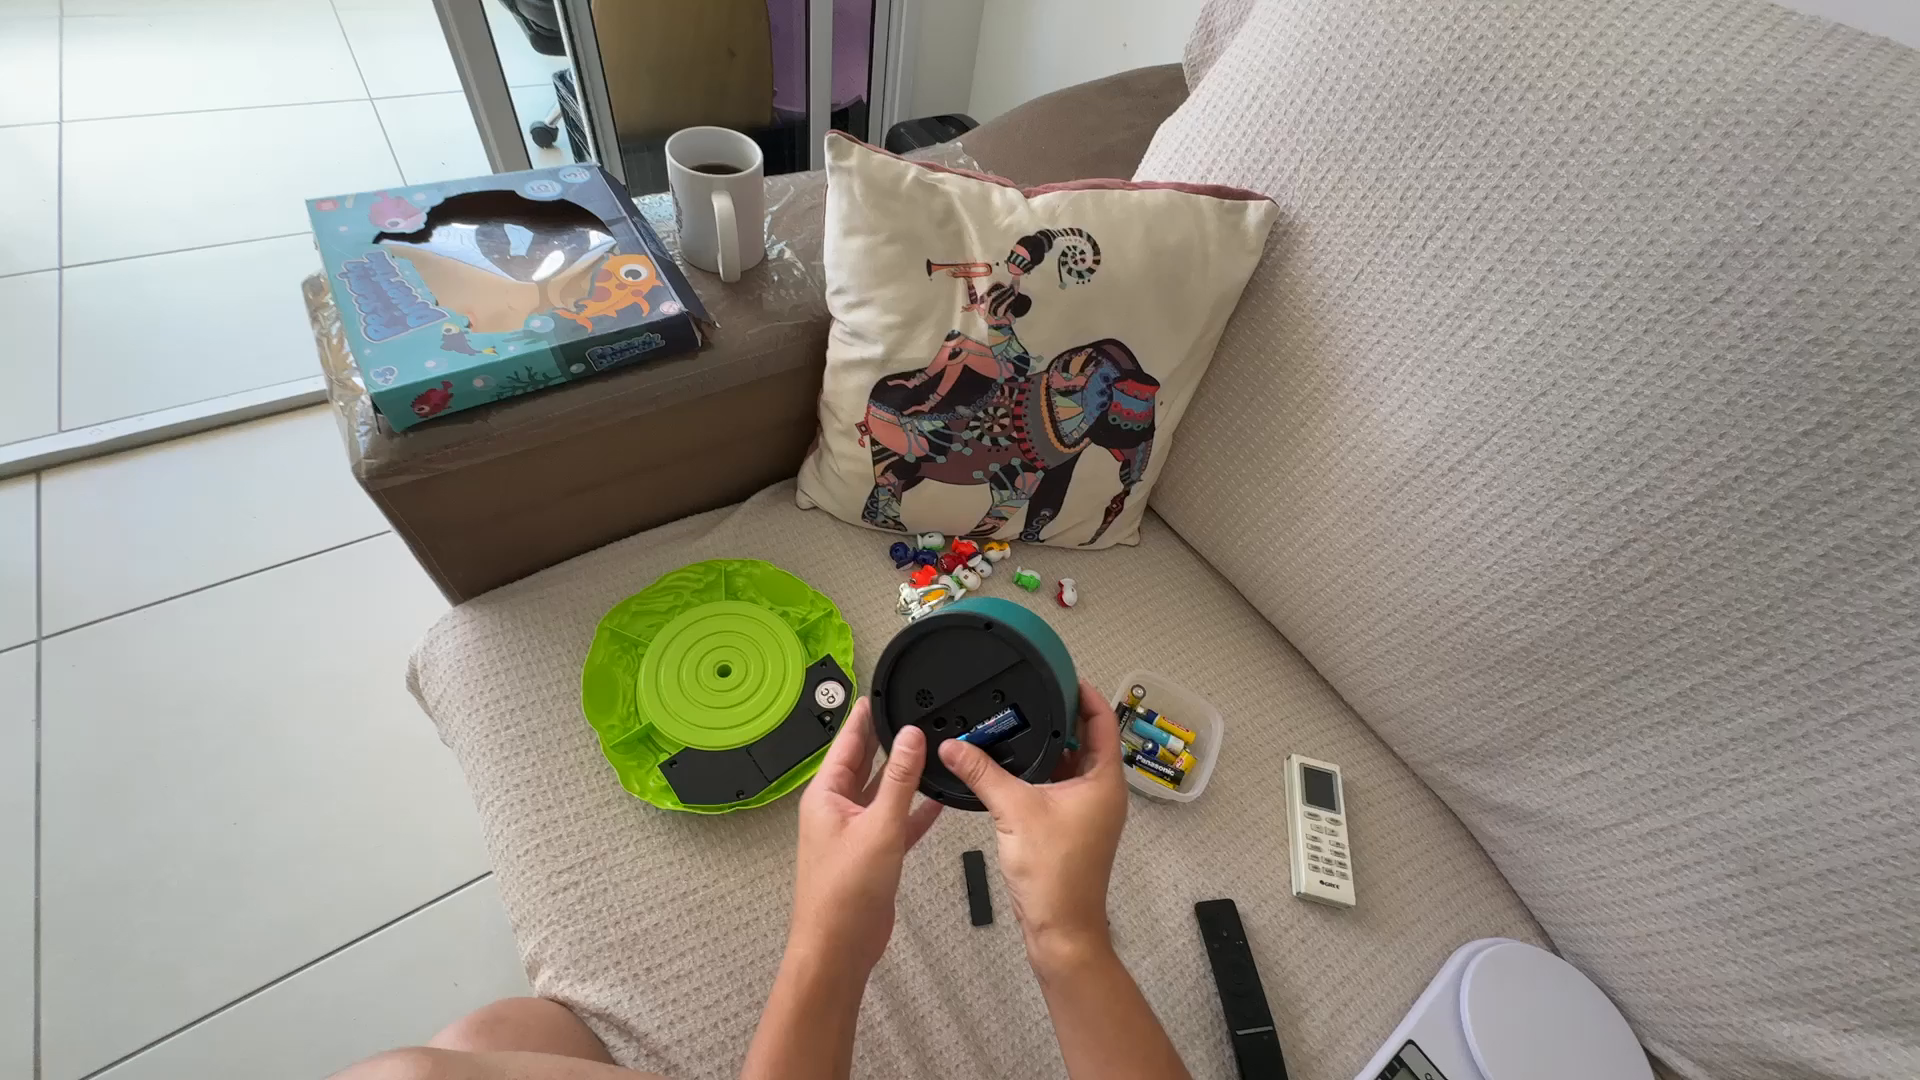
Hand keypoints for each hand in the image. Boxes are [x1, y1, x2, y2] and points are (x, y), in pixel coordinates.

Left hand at [789, 699, 944, 972]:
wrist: (839, 949)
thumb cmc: (844, 894)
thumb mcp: (879, 826)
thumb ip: (898, 780)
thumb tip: (910, 736)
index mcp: (826, 795)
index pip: (846, 743)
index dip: (863, 717)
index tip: (877, 694)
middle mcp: (837, 808)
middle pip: (863, 762)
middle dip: (884, 739)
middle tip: (905, 712)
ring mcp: (854, 830)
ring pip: (881, 790)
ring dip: (902, 773)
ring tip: (925, 747)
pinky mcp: (872, 852)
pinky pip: (894, 820)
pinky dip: (913, 809)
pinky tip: (934, 799)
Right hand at [937, 680, 1126, 964]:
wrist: (1060, 929)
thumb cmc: (1053, 872)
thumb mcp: (1014, 810)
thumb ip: (982, 772)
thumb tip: (953, 746)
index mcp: (1103, 780)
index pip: (1103, 721)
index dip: (1085, 693)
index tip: (1064, 673)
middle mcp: (1102, 791)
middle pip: (1087, 739)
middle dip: (1060, 716)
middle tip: (1032, 691)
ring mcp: (1088, 809)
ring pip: (1071, 763)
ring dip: (1049, 744)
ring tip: (1018, 719)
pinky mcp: (1072, 824)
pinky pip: (1059, 783)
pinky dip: (1041, 769)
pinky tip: (1014, 761)